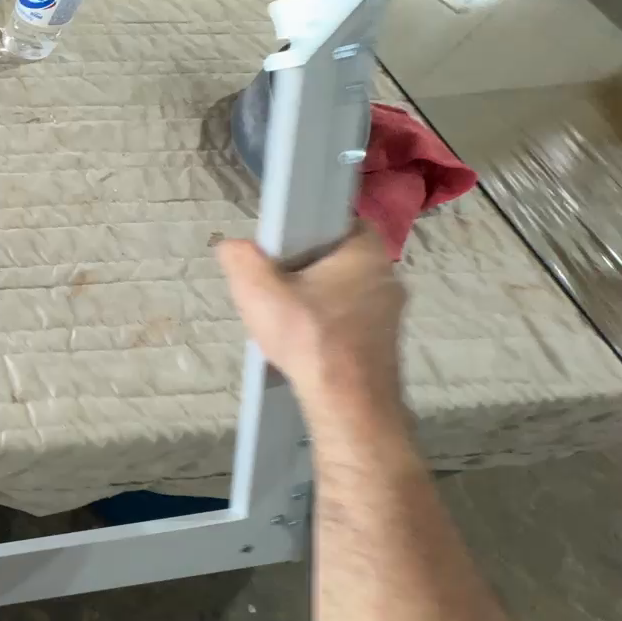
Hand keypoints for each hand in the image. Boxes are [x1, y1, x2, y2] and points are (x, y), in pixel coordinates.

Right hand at [216, 226, 406, 431]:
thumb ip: (240, 259)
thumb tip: (231, 245)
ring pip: (344, 287)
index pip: (343, 223)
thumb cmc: (307, 336)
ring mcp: (390, 310)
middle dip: (306, 266)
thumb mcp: (257, 291)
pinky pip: (349, 313)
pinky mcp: (384, 336)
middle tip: (272, 282)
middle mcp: (388, 276)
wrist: (347, 398)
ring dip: (314, 294)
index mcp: (365, 255)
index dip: (310, 229)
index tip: (281, 246)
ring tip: (282, 313)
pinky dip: (325, 317)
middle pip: (339, 257)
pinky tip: (301, 335)